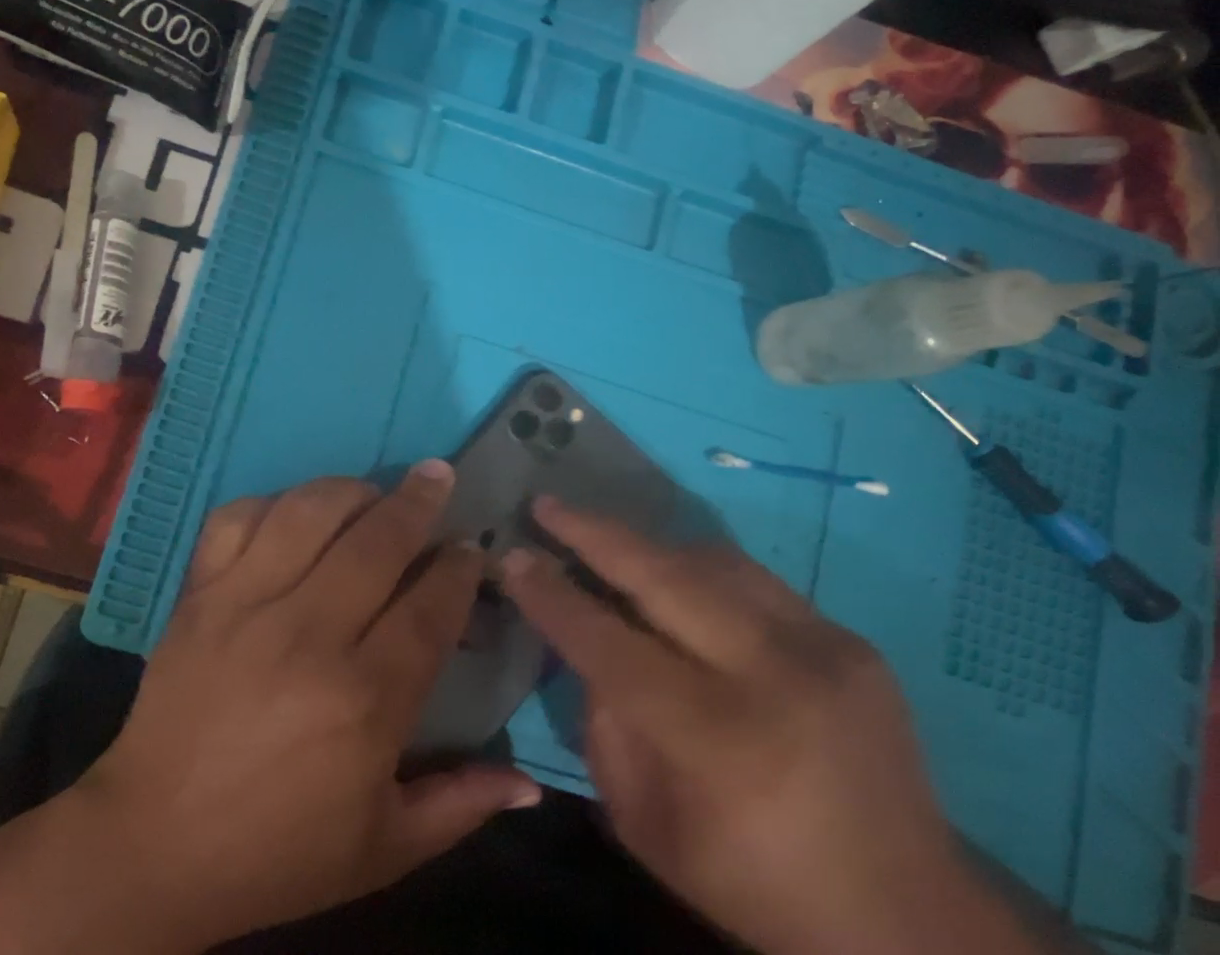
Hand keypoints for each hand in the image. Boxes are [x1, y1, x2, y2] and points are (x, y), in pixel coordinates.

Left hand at [66, 463, 541, 949]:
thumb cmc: (277, 853)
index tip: (472, 550)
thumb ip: (461, 804)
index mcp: (366, 699)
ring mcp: (244, 607)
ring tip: (373, 488)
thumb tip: (531, 781)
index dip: (459, 568)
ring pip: (307, 515)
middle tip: (437, 477)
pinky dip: (268, 504)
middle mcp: (308, 636)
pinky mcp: (196, 598)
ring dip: (350, 489)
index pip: (429, 606)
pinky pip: (233, 523)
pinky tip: (292, 511)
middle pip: (375, 542)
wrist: (155, 843)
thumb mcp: (386, 849)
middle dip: (417, 502)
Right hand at [502, 497, 1018, 954]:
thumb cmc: (751, 882)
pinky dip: (700, 574)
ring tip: (603, 539)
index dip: (552, 596)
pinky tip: (675, 585)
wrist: (906, 916)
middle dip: (594, 533)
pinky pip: (757, 584)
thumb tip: (588, 652)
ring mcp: (825, 650)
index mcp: (714, 736)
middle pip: (666, 576)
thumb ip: (604, 728)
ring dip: (648, 547)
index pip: (609, 642)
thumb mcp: (643, 822)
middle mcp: (774, 675)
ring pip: (715, 562)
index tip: (511, 557)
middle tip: (546, 505)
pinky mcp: (854, 644)